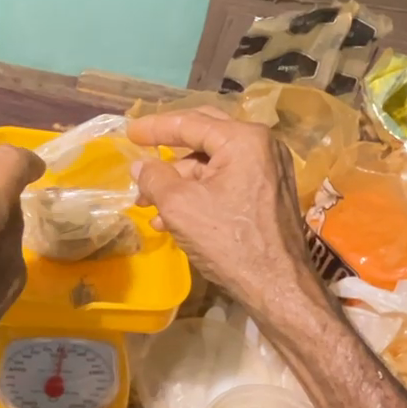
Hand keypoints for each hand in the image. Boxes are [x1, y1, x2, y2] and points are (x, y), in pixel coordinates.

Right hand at [127, 109, 319, 311]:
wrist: (277, 286)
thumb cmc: (228, 241)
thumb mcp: (179, 206)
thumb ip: (154, 178)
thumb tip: (139, 166)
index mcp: (244, 139)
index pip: (190, 122)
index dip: (155, 127)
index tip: (129, 133)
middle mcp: (262, 146)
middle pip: (204, 135)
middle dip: (168, 150)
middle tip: (141, 151)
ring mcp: (269, 169)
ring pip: (213, 162)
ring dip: (179, 179)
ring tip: (148, 203)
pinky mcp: (269, 192)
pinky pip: (226, 179)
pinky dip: (199, 191)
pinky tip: (172, 217)